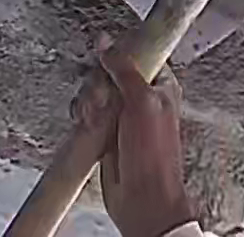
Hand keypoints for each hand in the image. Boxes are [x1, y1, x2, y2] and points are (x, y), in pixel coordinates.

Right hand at [73, 42, 194, 236]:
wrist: (143, 202)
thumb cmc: (154, 155)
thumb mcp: (141, 101)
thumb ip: (123, 68)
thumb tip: (106, 42)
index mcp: (159, 83)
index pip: (135, 52)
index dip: (119, 53)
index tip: (107, 58)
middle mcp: (141, 95)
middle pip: (109, 69)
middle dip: (100, 82)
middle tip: (103, 97)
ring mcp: (123, 113)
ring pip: (96, 88)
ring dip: (90, 100)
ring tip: (96, 115)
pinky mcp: (106, 130)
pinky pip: (88, 109)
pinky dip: (84, 114)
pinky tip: (88, 123)